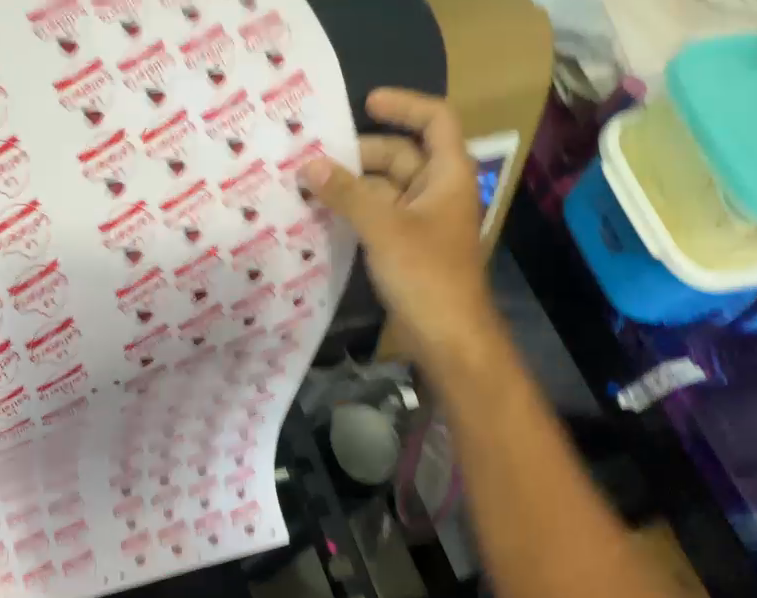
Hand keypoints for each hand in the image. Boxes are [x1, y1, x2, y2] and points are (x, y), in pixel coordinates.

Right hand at [301, 89, 497, 362]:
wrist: (447, 335)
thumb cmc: (426, 275)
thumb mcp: (383, 228)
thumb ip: (346, 195)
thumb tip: (308, 165)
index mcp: (448, 174)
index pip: (433, 120)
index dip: (403, 106)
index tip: (365, 103)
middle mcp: (437, 192)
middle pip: (402, 156)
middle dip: (362, 153)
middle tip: (318, 156)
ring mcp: (422, 223)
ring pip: (385, 191)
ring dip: (352, 187)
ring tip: (310, 184)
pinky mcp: (406, 251)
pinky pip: (378, 220)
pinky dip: (354, 215)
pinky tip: (323, 217)